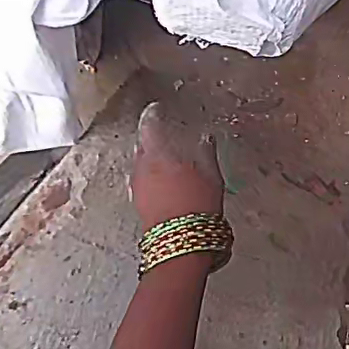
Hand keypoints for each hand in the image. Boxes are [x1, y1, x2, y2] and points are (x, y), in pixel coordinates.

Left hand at [131, 103, 224, 228]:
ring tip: (169, 160)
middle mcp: (141, 167)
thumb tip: (206, 138)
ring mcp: (137, 185)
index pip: (149, 126)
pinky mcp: (138, 201)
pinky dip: (152, 174)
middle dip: (152, 139)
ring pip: (141, 163)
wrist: (181, 239)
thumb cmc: (198, 203)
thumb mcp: (211, 175)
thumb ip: (207, 153)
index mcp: (158, 155)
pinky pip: (143, 179)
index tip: (156, 108)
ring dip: (152, 158)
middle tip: (166, 135)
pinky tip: (167, 180)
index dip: (152, 114)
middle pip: (143, 145)